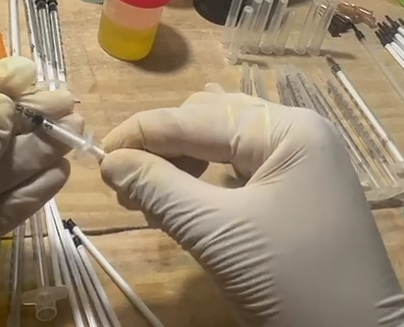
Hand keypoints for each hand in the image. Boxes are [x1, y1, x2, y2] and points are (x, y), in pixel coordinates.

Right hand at [101, 92, 403, 326]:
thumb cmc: (295, 287)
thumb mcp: (220, 237)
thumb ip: (160, 190)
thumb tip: (110, 162)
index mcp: (288, 128)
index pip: (197, 117)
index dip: (143, 133)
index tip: (98, 156)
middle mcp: (299, 129)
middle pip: (210, 119)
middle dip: (163, 147)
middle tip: (124, 184)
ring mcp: (305, 158)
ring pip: (224, 139)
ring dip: (182, 162)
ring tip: (150, 196)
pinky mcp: (303, 187)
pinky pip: (243, 164)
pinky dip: (206, 178)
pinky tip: (186, 198)